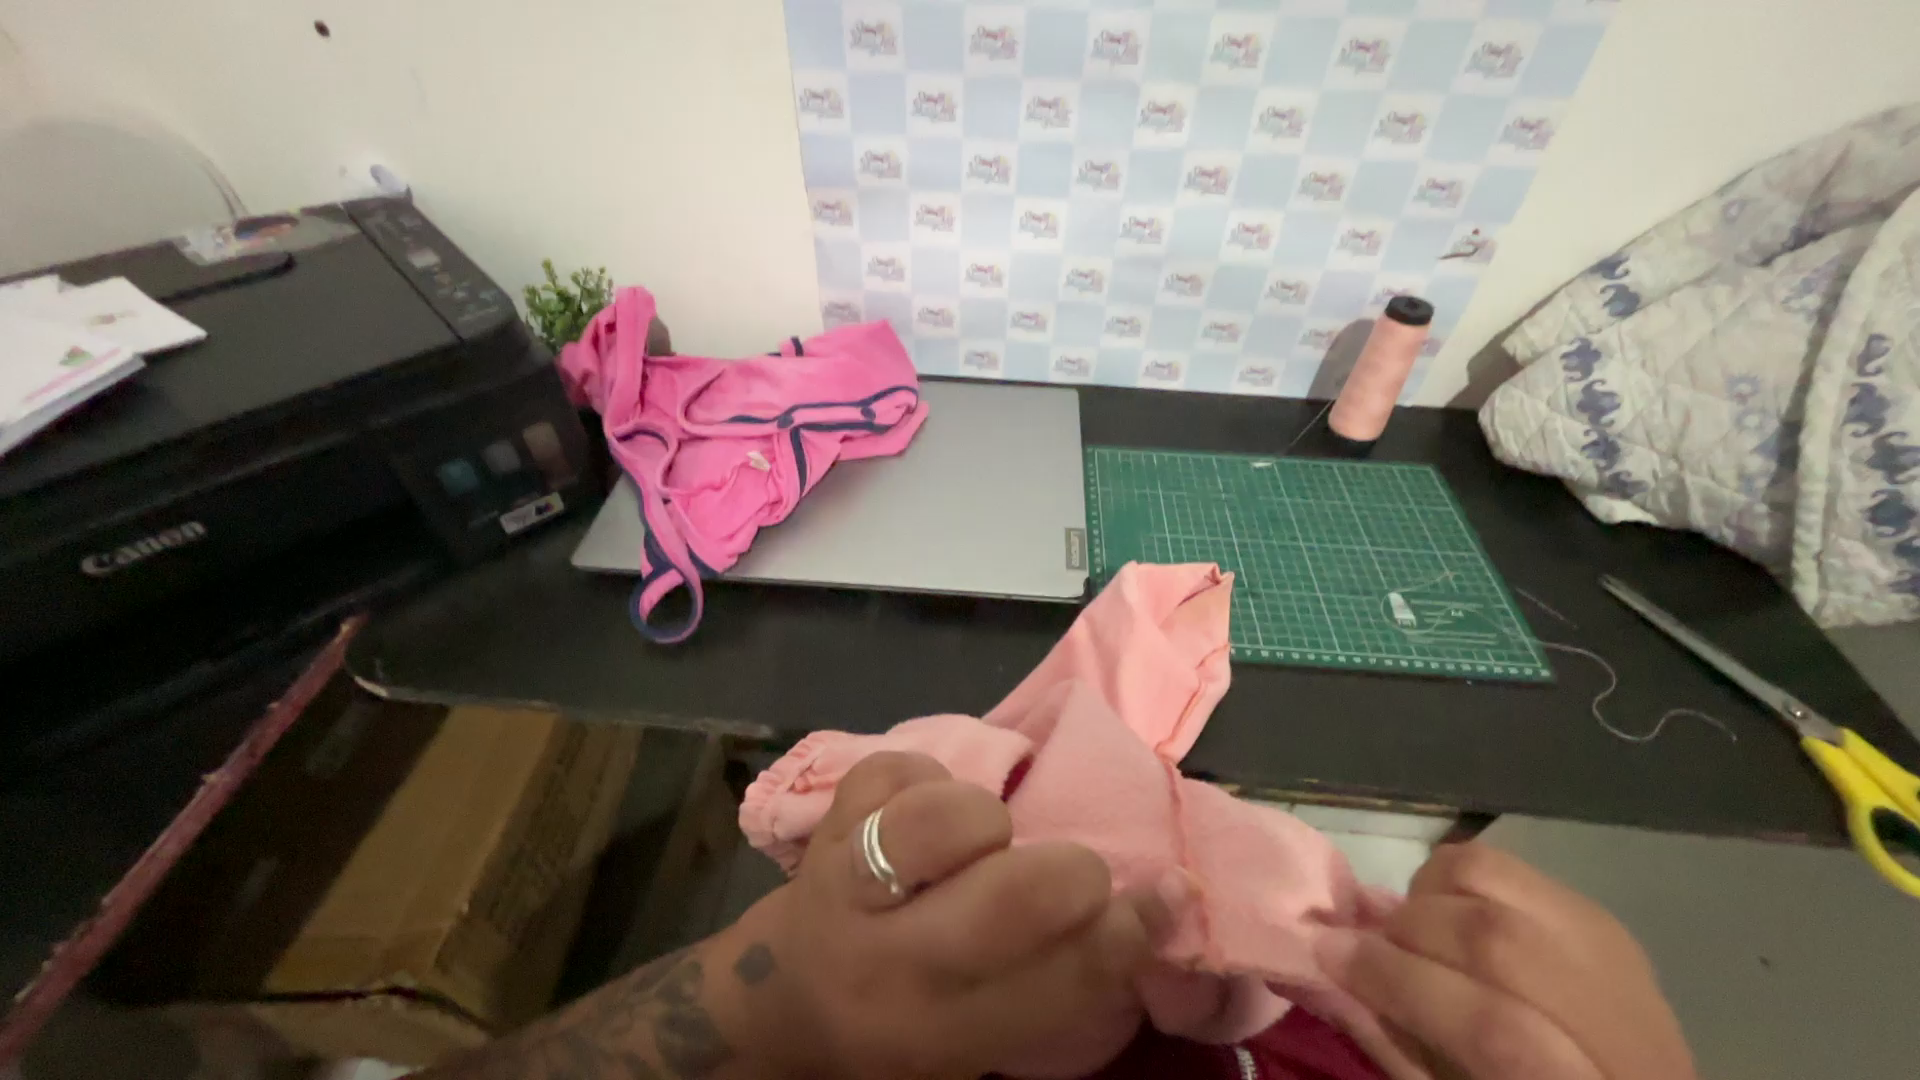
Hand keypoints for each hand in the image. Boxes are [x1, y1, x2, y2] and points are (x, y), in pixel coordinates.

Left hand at [722, 751, 1171, 1079]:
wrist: (781, 997)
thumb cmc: (900, 1022)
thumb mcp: (981, 1028)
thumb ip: (1061, 972)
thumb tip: (1163, 897)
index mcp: (943, 1032)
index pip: (1062, 981)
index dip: (1132, 930)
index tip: (1171, 889)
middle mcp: (892, 962)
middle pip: (1017, 895)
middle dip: (1070, 871)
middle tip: (1066, 871)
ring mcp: (847, 884)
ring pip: (949, 816)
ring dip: (984, 819)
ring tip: (976, 841)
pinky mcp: (825, 825)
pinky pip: (897, 768)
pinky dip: (924, 777)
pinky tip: (918, 810)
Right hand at [1317, 843, 1694, 1079]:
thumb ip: (1396, 1038)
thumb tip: (1328, 960)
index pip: (1494, 1029)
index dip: (1399, 983)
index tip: (1328, 955)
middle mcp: (1623, 1027)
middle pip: (1497, 940)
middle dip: (1409, 932)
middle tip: (1366, 943)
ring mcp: (1616, 959)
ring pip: (1501, 883)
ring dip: (1430, 894)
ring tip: (1412, 928)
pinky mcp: (1599, 919)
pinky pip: (1508, 867)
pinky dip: (1455, 877)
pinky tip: (1447, 911)